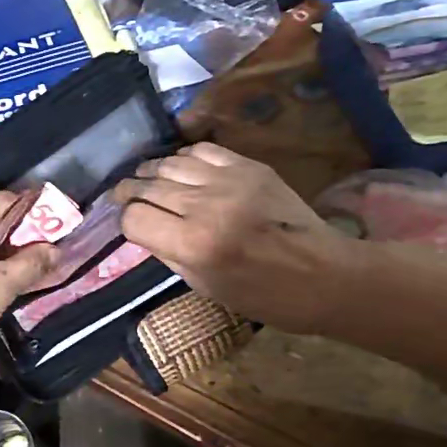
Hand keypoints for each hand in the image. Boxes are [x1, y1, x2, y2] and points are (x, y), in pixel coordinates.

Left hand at [0, 191, 57, 368]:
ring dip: (11, 251)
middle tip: (54, 248)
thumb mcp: (4, 284)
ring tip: (38, 265)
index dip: (37, 210)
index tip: (62, 225)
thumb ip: (34, 262)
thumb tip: (57, 249)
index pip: (7, 200)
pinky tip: (11, 279)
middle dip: (25, 233)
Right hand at [114, 143, 349, 331]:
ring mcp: (229, 180)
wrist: (324, 275)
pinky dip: (184, 158)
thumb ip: (168, 252)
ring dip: (152, 172)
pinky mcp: (249, 166)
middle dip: (129, 191)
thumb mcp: (205, 286)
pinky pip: (202, 151)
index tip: (128, 224)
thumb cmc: (263, 296)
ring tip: (146, 179)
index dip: (125, 221)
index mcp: (192, 244)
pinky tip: (180, 169)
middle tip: (122, 195)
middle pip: (148, 186)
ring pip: (171, 163)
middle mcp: (205, 205)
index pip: (135, 218)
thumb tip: (143, 228)